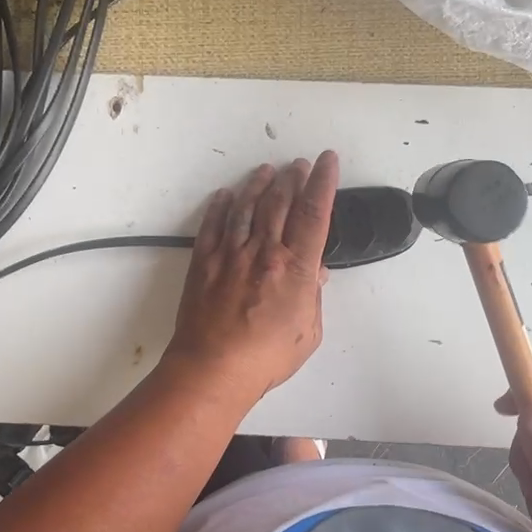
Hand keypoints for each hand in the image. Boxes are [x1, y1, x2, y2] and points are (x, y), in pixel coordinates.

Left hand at [164, 152, 339, 396]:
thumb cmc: (264, 358)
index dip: (323, 183)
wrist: (213, 368)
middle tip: (298, 165)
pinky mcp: (203, 263)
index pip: (314, 213)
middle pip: (279, 202)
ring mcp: (230, 255)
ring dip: (258, 184)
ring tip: (266, 171)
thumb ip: (313, 297)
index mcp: (294, 268)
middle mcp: (263, 252)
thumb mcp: (308, 332)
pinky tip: (225, 195)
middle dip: (292, 178)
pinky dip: (220, 206)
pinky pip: (212, 225)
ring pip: (246, 206)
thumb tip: (317, 273)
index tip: (327, 162)